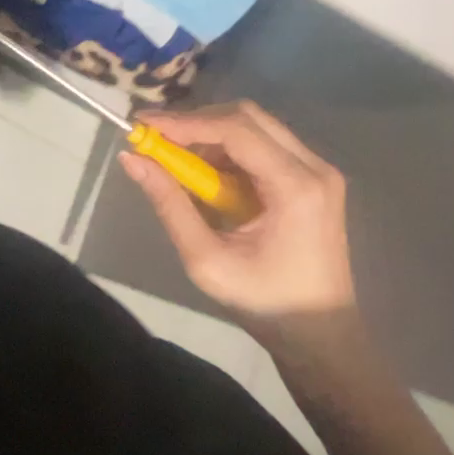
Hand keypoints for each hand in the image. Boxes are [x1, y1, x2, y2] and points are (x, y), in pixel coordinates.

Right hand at [119, 102, 355, 338]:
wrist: (322, 337)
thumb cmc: (266, 304)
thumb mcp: (207, 261)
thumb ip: (170, 205)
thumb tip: (131, 159)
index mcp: (296, 187)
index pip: (236, 130)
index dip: (186, 122)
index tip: (143, 126)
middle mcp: (314, 167)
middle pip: (247, 116)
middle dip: (196, 121)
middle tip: (156, 137)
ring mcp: (317, 171)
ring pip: (255, 126)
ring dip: (211, 134)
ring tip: (175, 157)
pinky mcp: (311, 179)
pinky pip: (263, 144)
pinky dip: (227, 148)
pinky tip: (205, 172)